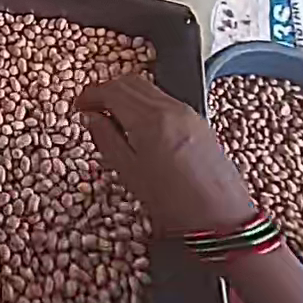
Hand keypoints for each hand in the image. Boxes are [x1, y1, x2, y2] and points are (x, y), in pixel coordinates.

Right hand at [75, 75, 255, 234]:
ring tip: (112, 117)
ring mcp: (187, 112)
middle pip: (129, 81)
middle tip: (92, 108)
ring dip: (125, 95)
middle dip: (106, 90)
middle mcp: (170, 108)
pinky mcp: (199, 121)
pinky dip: (144, 103)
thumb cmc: (173, 202)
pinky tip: (138, 125)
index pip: (111, 90)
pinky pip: (163, 99)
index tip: (79, 106)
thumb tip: (90, 117)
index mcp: (149, 120)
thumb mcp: (128, 172)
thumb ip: (105, 138)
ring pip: (147, 88)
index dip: (90, 94)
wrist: (223, 220)